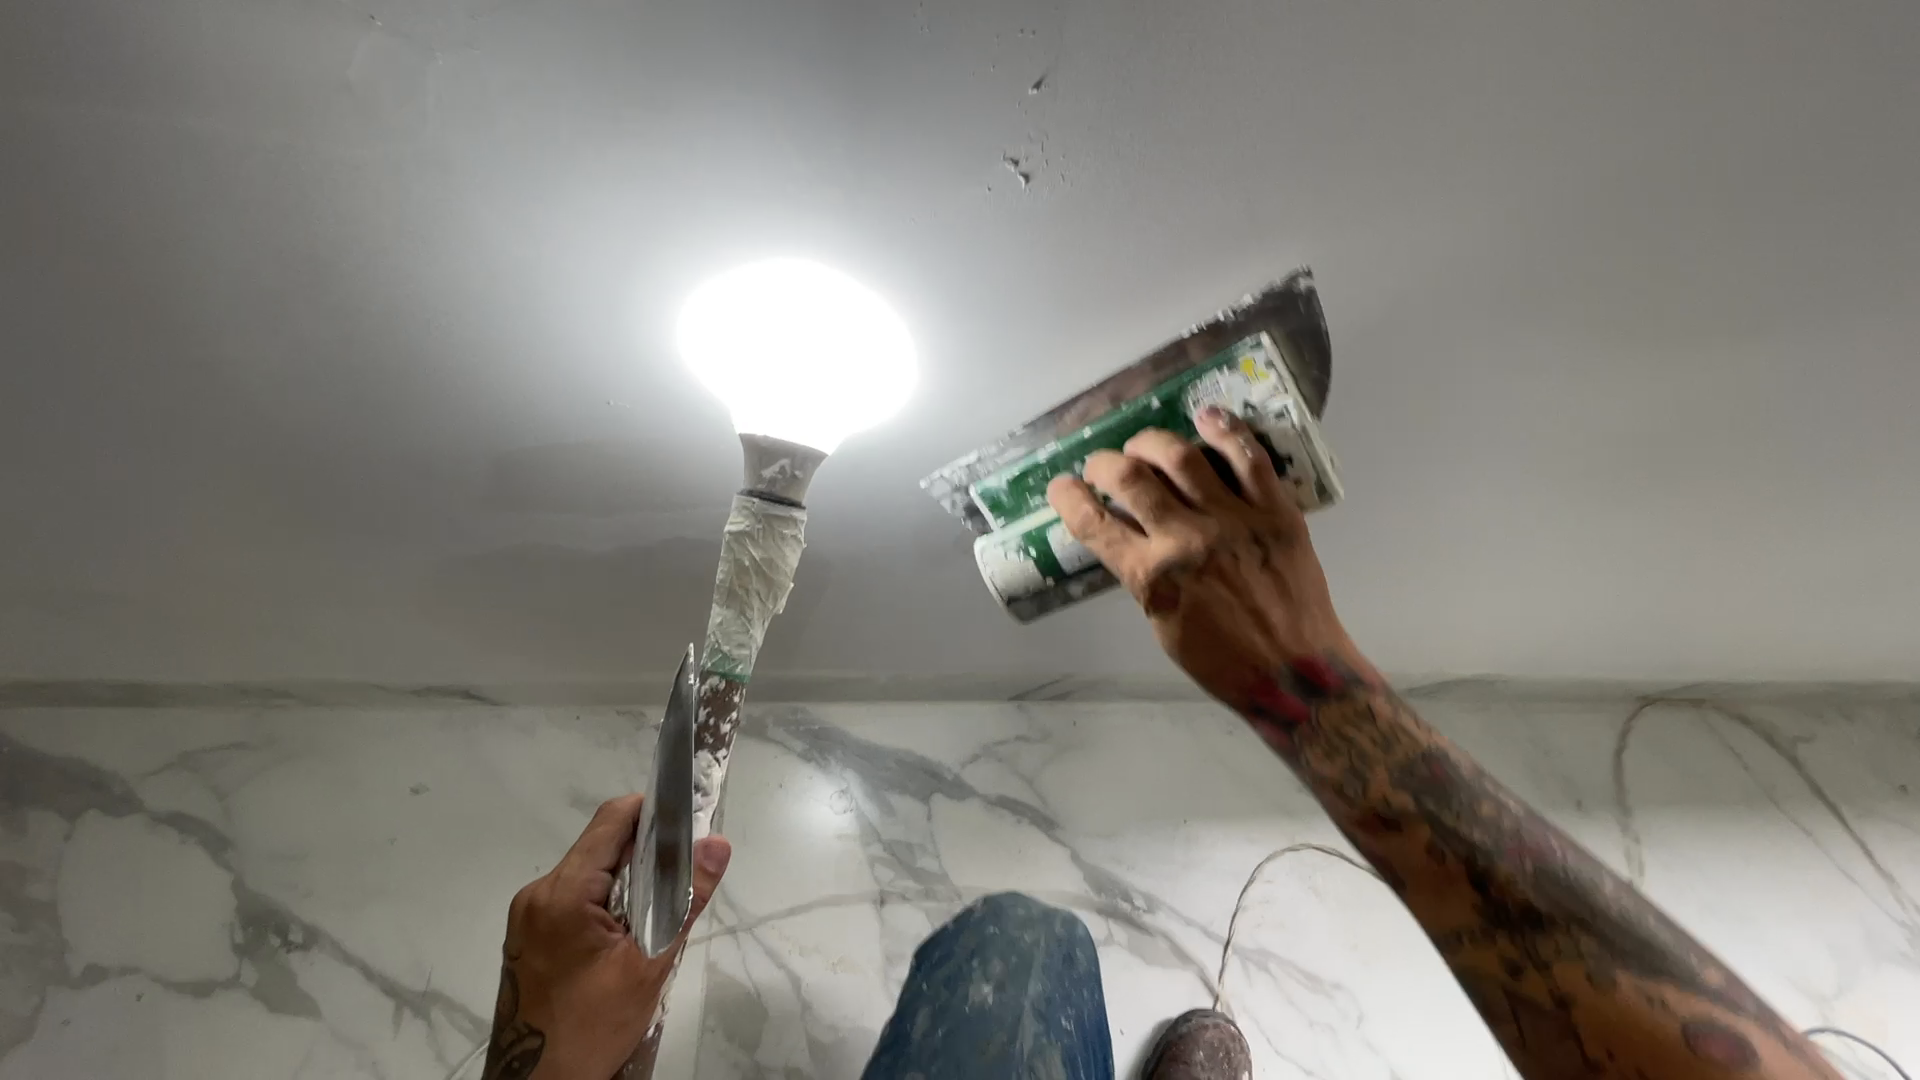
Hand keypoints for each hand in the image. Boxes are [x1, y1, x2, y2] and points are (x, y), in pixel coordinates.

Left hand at [484, 795, 731, 1079]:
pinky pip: (578, 895)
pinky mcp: (530, 934)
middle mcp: (539, 893)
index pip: (613, 818)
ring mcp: (529, 914)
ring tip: (657, 915)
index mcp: (562, 893)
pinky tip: (628, 934)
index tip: (688, 829)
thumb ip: (685, 898)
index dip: (654, 812)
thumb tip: (718, 843)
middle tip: (681, 882)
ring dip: (630, 880)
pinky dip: (609, 901)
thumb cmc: (592, 1027)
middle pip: (604, 843)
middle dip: (647, 853)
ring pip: (593, 870)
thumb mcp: (650, 963)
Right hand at [1046, 405, 1376, 707]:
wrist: (1293, 672)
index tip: (1061, 487)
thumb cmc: (1220, 659)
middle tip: (1103, 466)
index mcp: (1151, 577)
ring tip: (1143, 447)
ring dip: (1150, 443)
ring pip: (1181, 456)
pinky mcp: (1274, 511)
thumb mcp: (1159, 622)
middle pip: (1129, 477)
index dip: (1067, 497)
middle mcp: (1185, 539)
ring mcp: (1232, 520)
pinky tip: (1204, 417)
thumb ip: (1141, 574)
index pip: (1092, 522)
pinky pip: (1247, 457)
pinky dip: (1223, 430)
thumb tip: (1127, 536)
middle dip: (1103, 463)